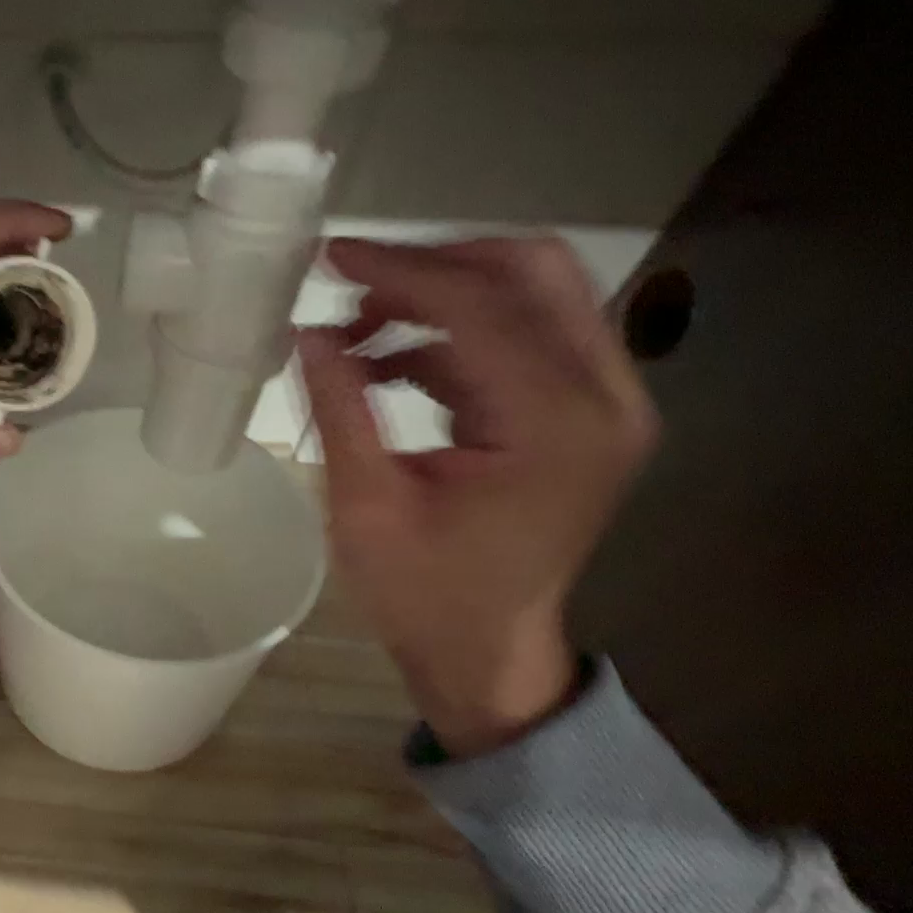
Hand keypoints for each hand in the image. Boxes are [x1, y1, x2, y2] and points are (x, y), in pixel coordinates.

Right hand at [298, 237, 658, 755]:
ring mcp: (605, 404)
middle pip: (534, 272)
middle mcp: (604, 399)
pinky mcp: (584, 413)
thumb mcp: (365, 506)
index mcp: (554, 427)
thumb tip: (307, 332)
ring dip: (443, 296)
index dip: (399, 271)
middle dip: (435, 264)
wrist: (488, 654)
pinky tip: (389, 363)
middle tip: (353, 281)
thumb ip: (340, 408)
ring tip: (358, 331)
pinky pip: (524, 337)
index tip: (328, 257)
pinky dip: (455, 334)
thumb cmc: (424, 597)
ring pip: (533, 295)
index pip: (481, 306)